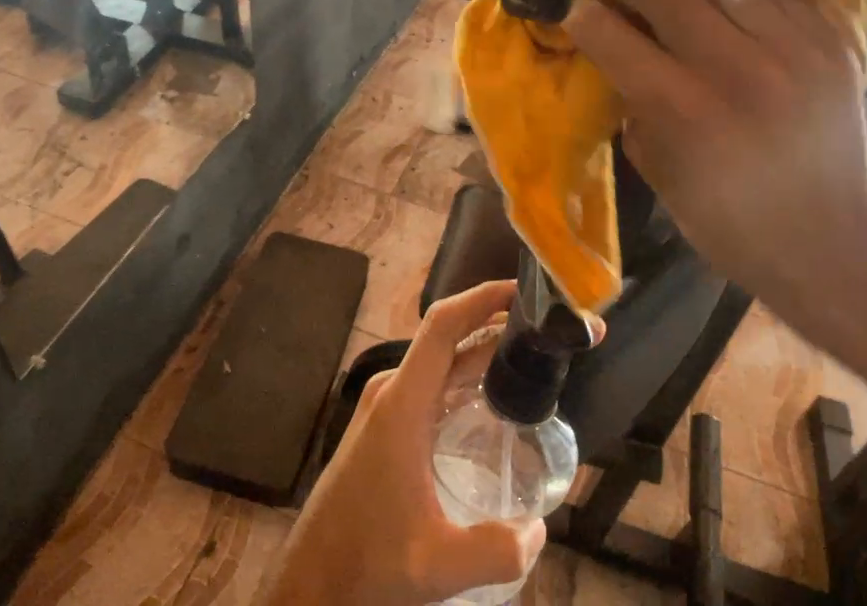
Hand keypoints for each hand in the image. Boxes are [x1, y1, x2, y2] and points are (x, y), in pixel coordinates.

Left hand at [258, 281, 546, 605]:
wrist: (312, 582)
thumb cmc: (364, 563)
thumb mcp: (436, 566)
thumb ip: (497, 550)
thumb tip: (539, 530)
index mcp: (401, 404)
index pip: (443, 326)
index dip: (483, 298)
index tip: (526, 290)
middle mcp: (393, 393)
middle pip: (451, 340)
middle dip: (501, 327)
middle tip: (554, 337)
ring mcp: (387, 409)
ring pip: (444, 365)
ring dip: (487, 355)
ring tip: (538, 362)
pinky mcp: (387, 428)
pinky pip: (435, 388)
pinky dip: (470, 382)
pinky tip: (501, 405)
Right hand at [559, 0, 866, 332]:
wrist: (829, 243)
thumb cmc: (726, 220)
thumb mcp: (658, 168)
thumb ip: (632, 96)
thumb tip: (607, 37)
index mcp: (685, 113)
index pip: (614, 36)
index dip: (581, 6)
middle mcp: (737, 69)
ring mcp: (792, 45)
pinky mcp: (828, 34)